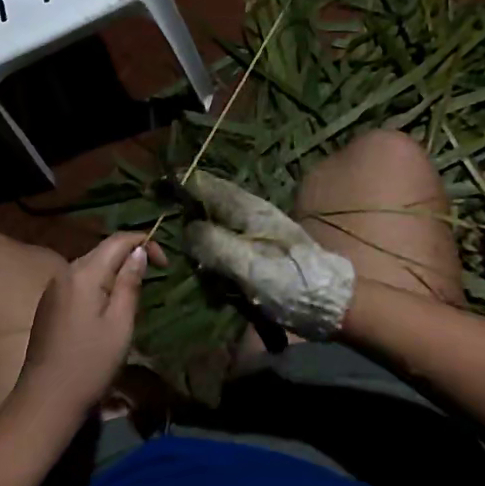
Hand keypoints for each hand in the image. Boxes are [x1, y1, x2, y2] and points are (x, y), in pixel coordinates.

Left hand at [13, 233, 162, 420]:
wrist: (45, 400)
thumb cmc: (90, 363)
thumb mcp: (120, 324)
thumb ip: (130, 283)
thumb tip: (139, 252)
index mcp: (84, 273)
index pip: (118, 240)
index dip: (144, 243)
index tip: (165, 264)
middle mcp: (66, 272)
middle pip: (103, 250)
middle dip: (130, 256)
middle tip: (154, 277)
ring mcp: (54, 287)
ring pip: (90, 266)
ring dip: (114, 271)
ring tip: (133, 293)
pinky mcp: (49, 304)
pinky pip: (78, 281)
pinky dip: (98, 284)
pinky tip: (106, 307)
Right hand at [182, 171, 354, 339]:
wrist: (329, 303)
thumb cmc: (287, 282)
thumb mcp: (245, 265)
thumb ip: (211, 243)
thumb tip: (187, 228)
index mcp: (244, 208)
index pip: (204, 183)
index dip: (179, 183)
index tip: (155, 188)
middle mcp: (250, 211)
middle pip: (208, 205)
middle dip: (191, 222)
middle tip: (185, 249)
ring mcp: (258, 229)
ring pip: (217, 228)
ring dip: (206, 249)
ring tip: (209, 279)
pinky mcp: (263, 248)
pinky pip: (229, 247)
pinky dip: (220, 263)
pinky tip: (224, 286)